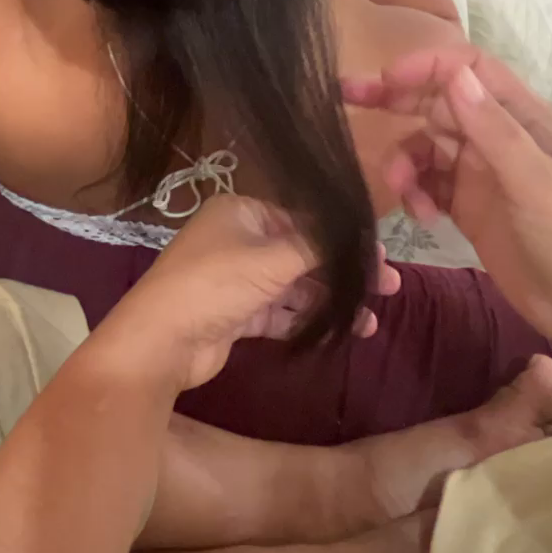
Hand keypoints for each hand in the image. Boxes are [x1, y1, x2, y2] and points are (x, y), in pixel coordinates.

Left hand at [96, 194, 401, 390]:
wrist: (162, 339)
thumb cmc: (215, 284)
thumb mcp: (271, 259)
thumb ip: (318, 246)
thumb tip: (360, 232)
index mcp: (241, 212)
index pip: (301, 218)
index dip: (342, 237)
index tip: (382, 255)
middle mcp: (238, 239)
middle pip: (300, 252)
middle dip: (342, 271)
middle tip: (389, 288)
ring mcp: (236, 278)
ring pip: (293, 285)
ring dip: (330, 300)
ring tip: (370, 320)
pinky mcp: (236, 313)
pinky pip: (280, 312)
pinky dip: (308, 319)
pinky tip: (343, 331)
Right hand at [344, 45, 551, 346]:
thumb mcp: (536, 181)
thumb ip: (493, 129)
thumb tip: (452, 75)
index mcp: (522, 117)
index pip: (467, 70)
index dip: (426, 67)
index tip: (386, 79)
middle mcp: (496, 136)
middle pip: (437, 102)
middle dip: (394, 98)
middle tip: (347, 97)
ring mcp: (480, 171)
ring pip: (425, 145)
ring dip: (404, 160)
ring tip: (397, 188)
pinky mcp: (466, 206)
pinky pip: (426, 184)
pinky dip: (414, 192)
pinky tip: (419, 214)